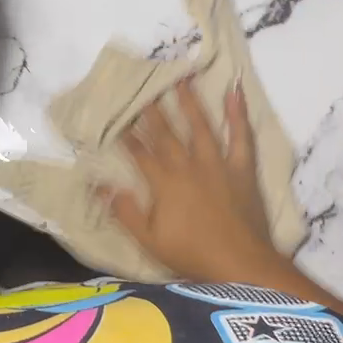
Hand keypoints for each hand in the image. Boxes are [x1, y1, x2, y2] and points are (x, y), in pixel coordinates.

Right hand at [101, 78, 286, 281]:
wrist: (241, 265)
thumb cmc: (192, 255)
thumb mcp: (149, 240)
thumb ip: (125, 211)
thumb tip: (100, 187)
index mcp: (165, 183)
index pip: (141, 153)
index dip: (127, 135)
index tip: (116, 116)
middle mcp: (189, 166)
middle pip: (167, 133)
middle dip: (152, 109)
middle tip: (143, 83)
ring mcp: (218, 164)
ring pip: (201, 126)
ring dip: (189, 101)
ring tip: (180, 77)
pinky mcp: (243, 168)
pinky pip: (241, 135)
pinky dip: (237, 113)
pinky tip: (234, 91)